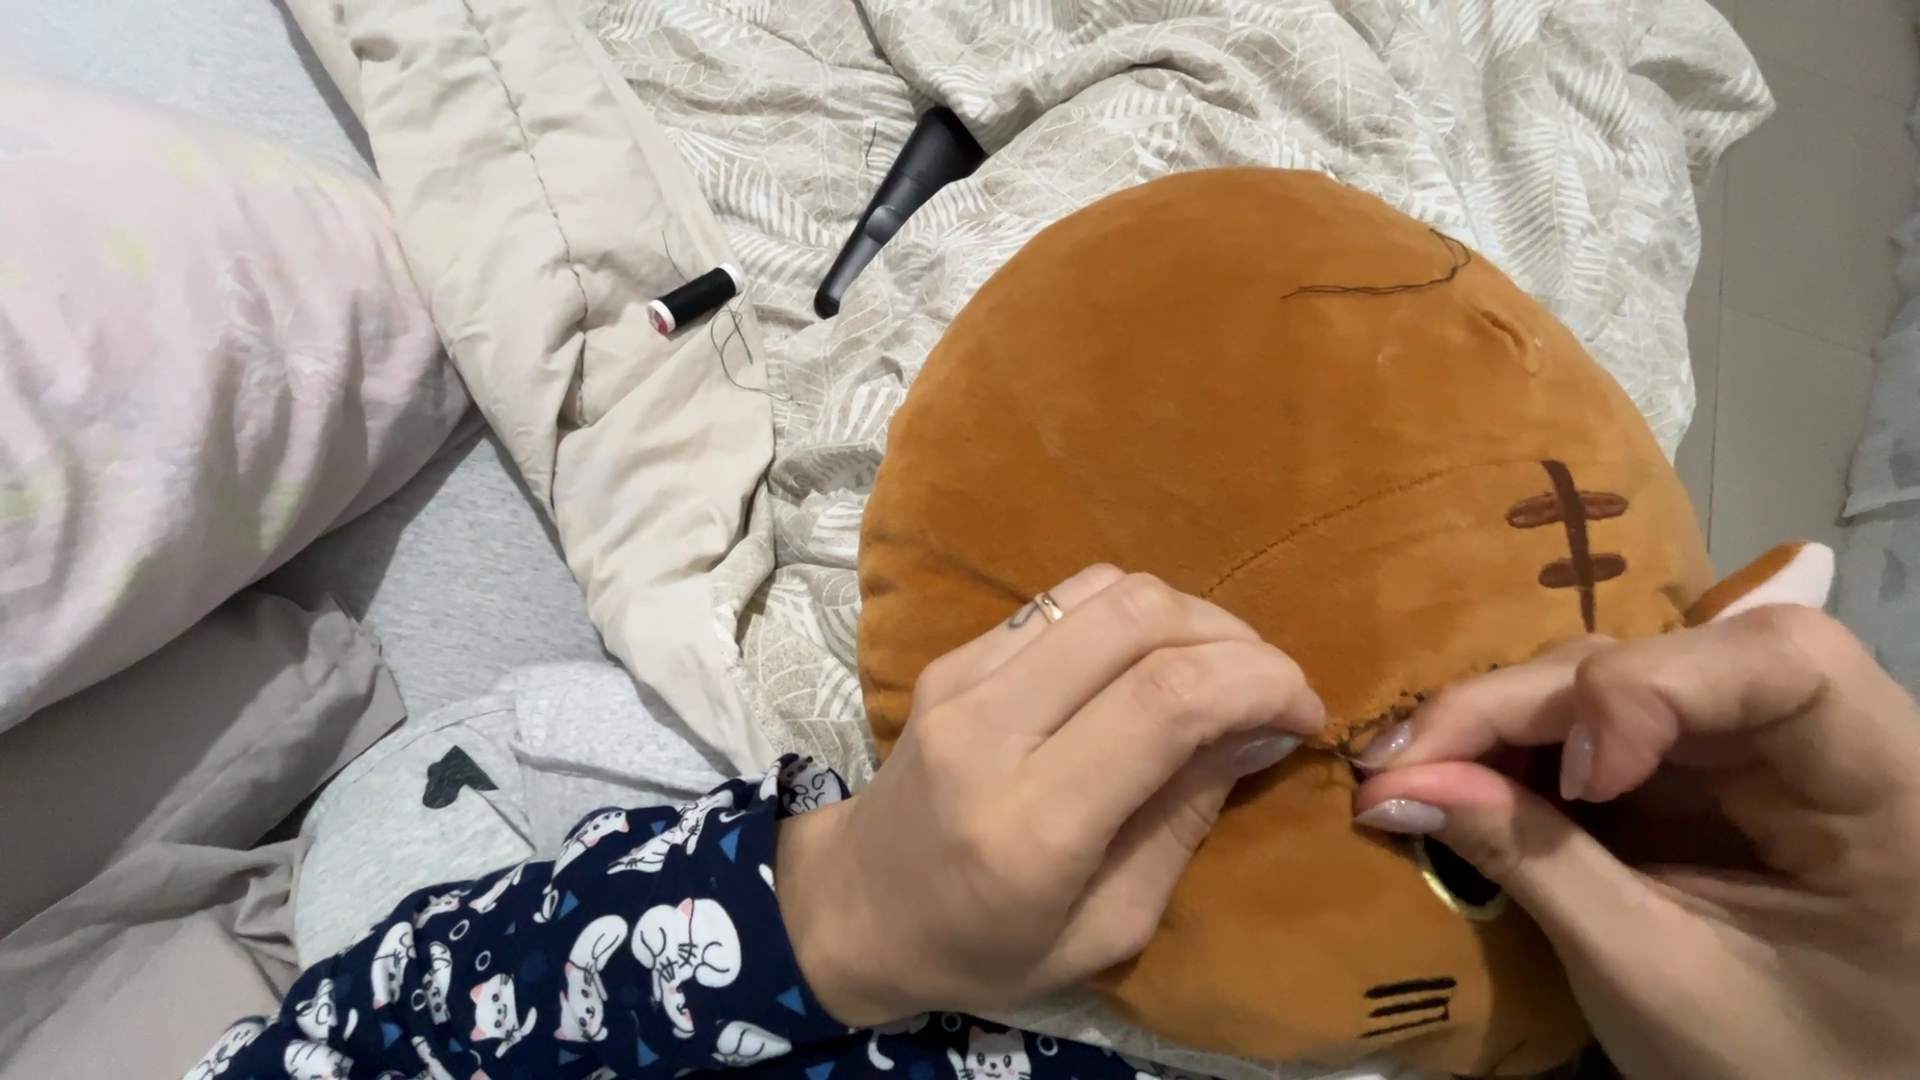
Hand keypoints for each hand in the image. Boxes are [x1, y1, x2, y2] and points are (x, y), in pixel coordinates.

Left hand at [774, 565, 1325, 1024]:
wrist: (860, 900)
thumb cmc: (985, 945)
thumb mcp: (1107, 926)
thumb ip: (1182, 818)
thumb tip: (1255, 724)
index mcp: (1030, 824)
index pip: (1161, 703)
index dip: (1256, 681)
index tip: (1304, 708)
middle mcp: (988, 729)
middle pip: (1134, 618)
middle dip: (1229, 635)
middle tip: (1266, 683)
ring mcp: (960, 678)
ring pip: (1100, 590)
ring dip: (1181, 614)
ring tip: (1213, 667)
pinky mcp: (952, 656)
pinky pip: (1059, 600)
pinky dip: (1126, 615)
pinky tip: (1143, 660)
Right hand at [1352, 609, 1919, 1079]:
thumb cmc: (1786, 1072)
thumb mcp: (1651, 976)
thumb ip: (1527, 862)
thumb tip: (1392, 787)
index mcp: (1889, 799)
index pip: (1778, 662)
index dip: (1650, 688)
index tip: (1579, 780)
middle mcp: (1808, 743)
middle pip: (1641, 660)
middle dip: (1508, 706)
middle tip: (1400, 763)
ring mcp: (1729, 748)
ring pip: (1587, 677)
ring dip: (1488, 721)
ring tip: (1410, 774)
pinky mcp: (1671, 763)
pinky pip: (1566, 718)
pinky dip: (1496, 743)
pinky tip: (1448, 777)